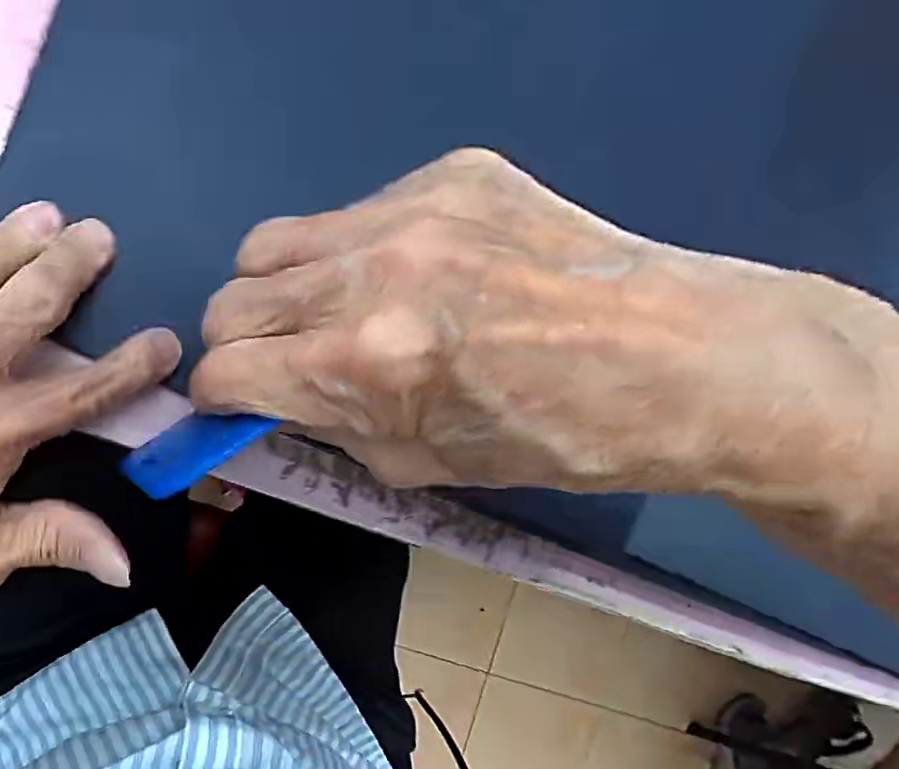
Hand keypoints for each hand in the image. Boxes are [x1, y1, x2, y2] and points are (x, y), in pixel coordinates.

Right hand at [189, 148, 880, 495]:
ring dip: (270, 295)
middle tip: (273, 368)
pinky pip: (340, 217)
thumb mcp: (405, 465)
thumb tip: (258, 413)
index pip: (219, 374)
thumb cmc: (543, 442)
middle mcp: (366, 279)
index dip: (212, 402)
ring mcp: (407, 214)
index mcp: (359, 366)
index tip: (230, 410)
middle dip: (233, 349)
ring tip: (318, 316)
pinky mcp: (448, 174)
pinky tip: (396, 277)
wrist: (687, 362)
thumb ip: (317, 428)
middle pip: (225, 306)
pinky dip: (338, 257)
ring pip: (263, 249)